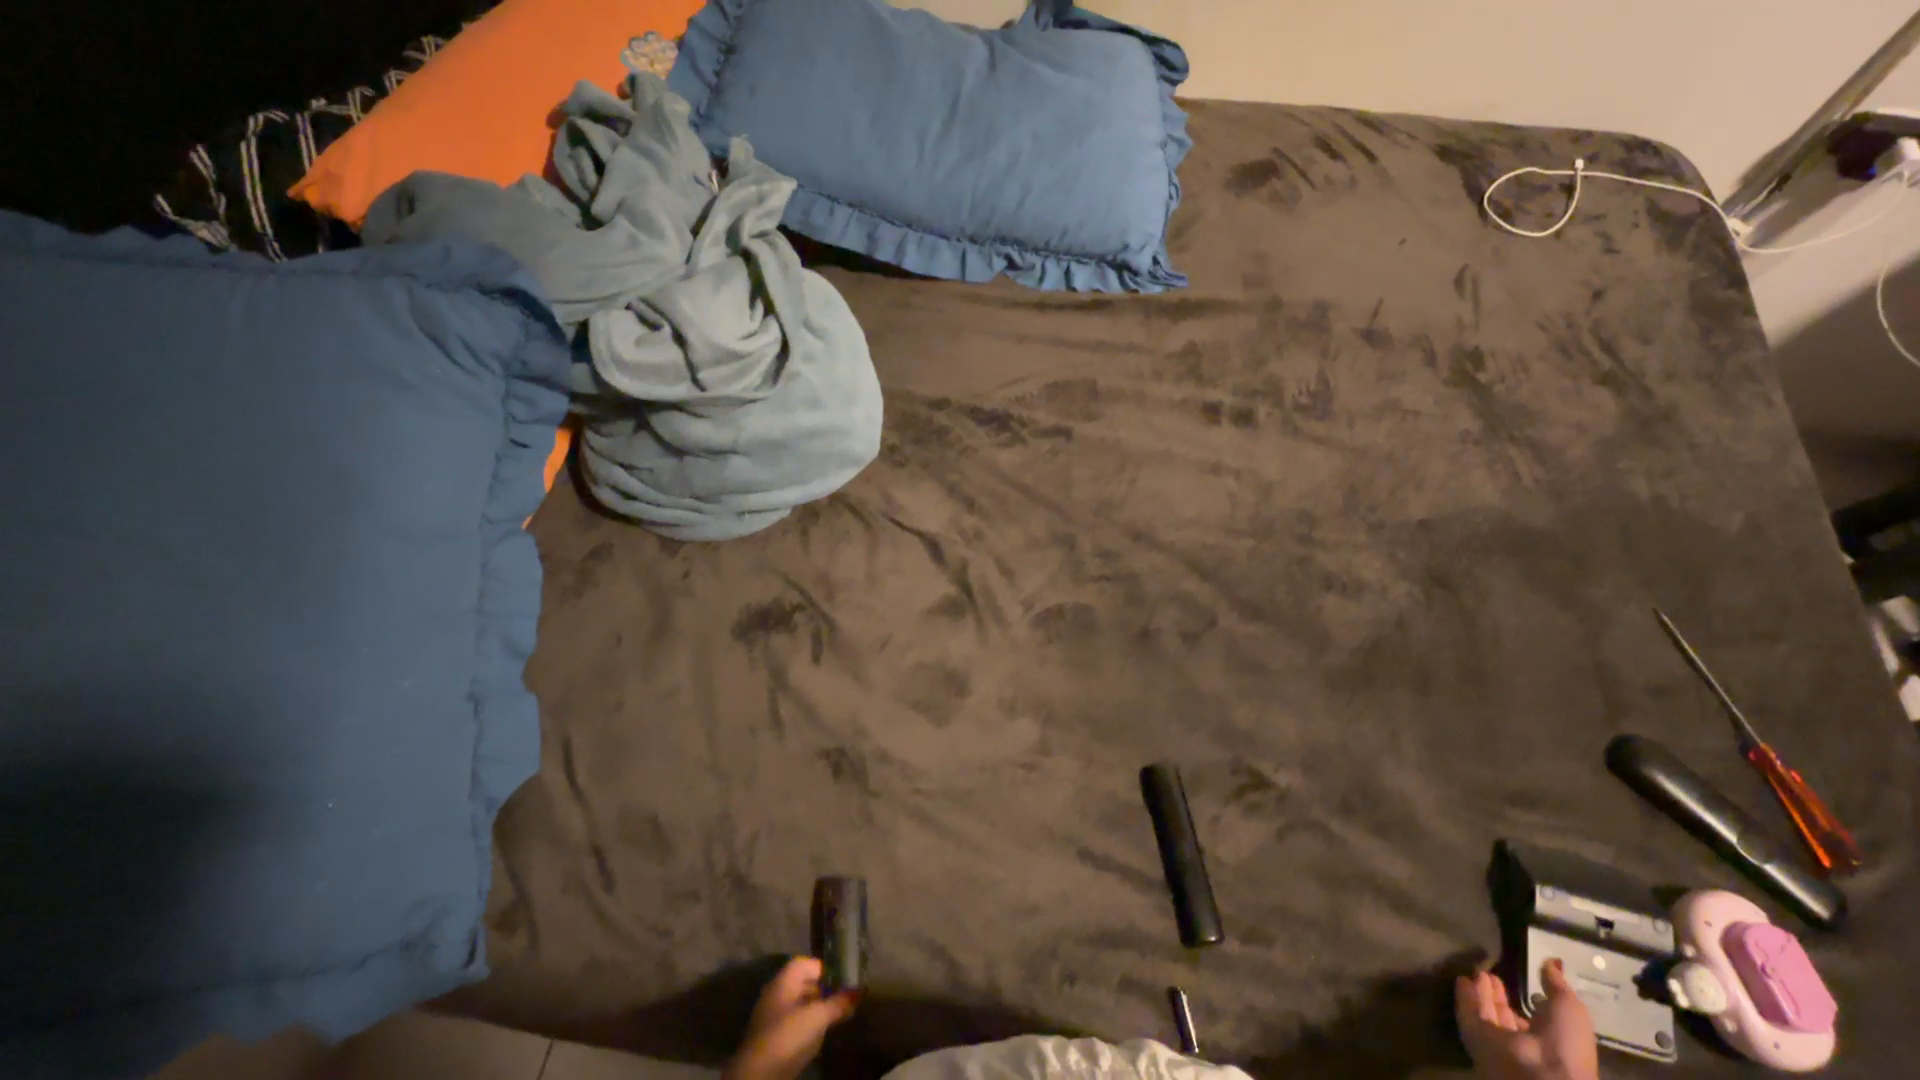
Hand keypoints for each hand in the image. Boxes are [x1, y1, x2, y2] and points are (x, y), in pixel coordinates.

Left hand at [724, 957, 857, 1079]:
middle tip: (845, 998)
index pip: (804, 964)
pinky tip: (822, 1034)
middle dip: (824, 990)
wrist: (759, 1075)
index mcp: (782, 982)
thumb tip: (858, 992)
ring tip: (838, 1016)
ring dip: (818, 1009)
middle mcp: (776, 995)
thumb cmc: (788, 1036)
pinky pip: (795, 1023)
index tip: (843, 980)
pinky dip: (809, 1025)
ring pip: (800, 1005)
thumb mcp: (817, 1017)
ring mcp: (773, 1018)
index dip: (824, 969)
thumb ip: (838, 1003)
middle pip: (802, 984)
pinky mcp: (774, 1039)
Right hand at [1454, 960, 1599, 1079]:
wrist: (1545, 1071)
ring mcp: (1495, 1040)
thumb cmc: (1566, 1042)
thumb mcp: (1570, 1008)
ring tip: (1477, 970)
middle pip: (1504, 1014)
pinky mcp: (1474, 1036)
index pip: (1531, 1018)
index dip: (1523, 999)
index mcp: (1548, 1039)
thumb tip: (1549, 963)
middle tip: (1490, 972)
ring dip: (1480, 992)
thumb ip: (1557, 985)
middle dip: (1497, 994)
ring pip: (1485, 1012)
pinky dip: (1464, 997)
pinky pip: (1468, 1013)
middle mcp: (1520, 1041)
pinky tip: (1462, 979)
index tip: (1516, 979)